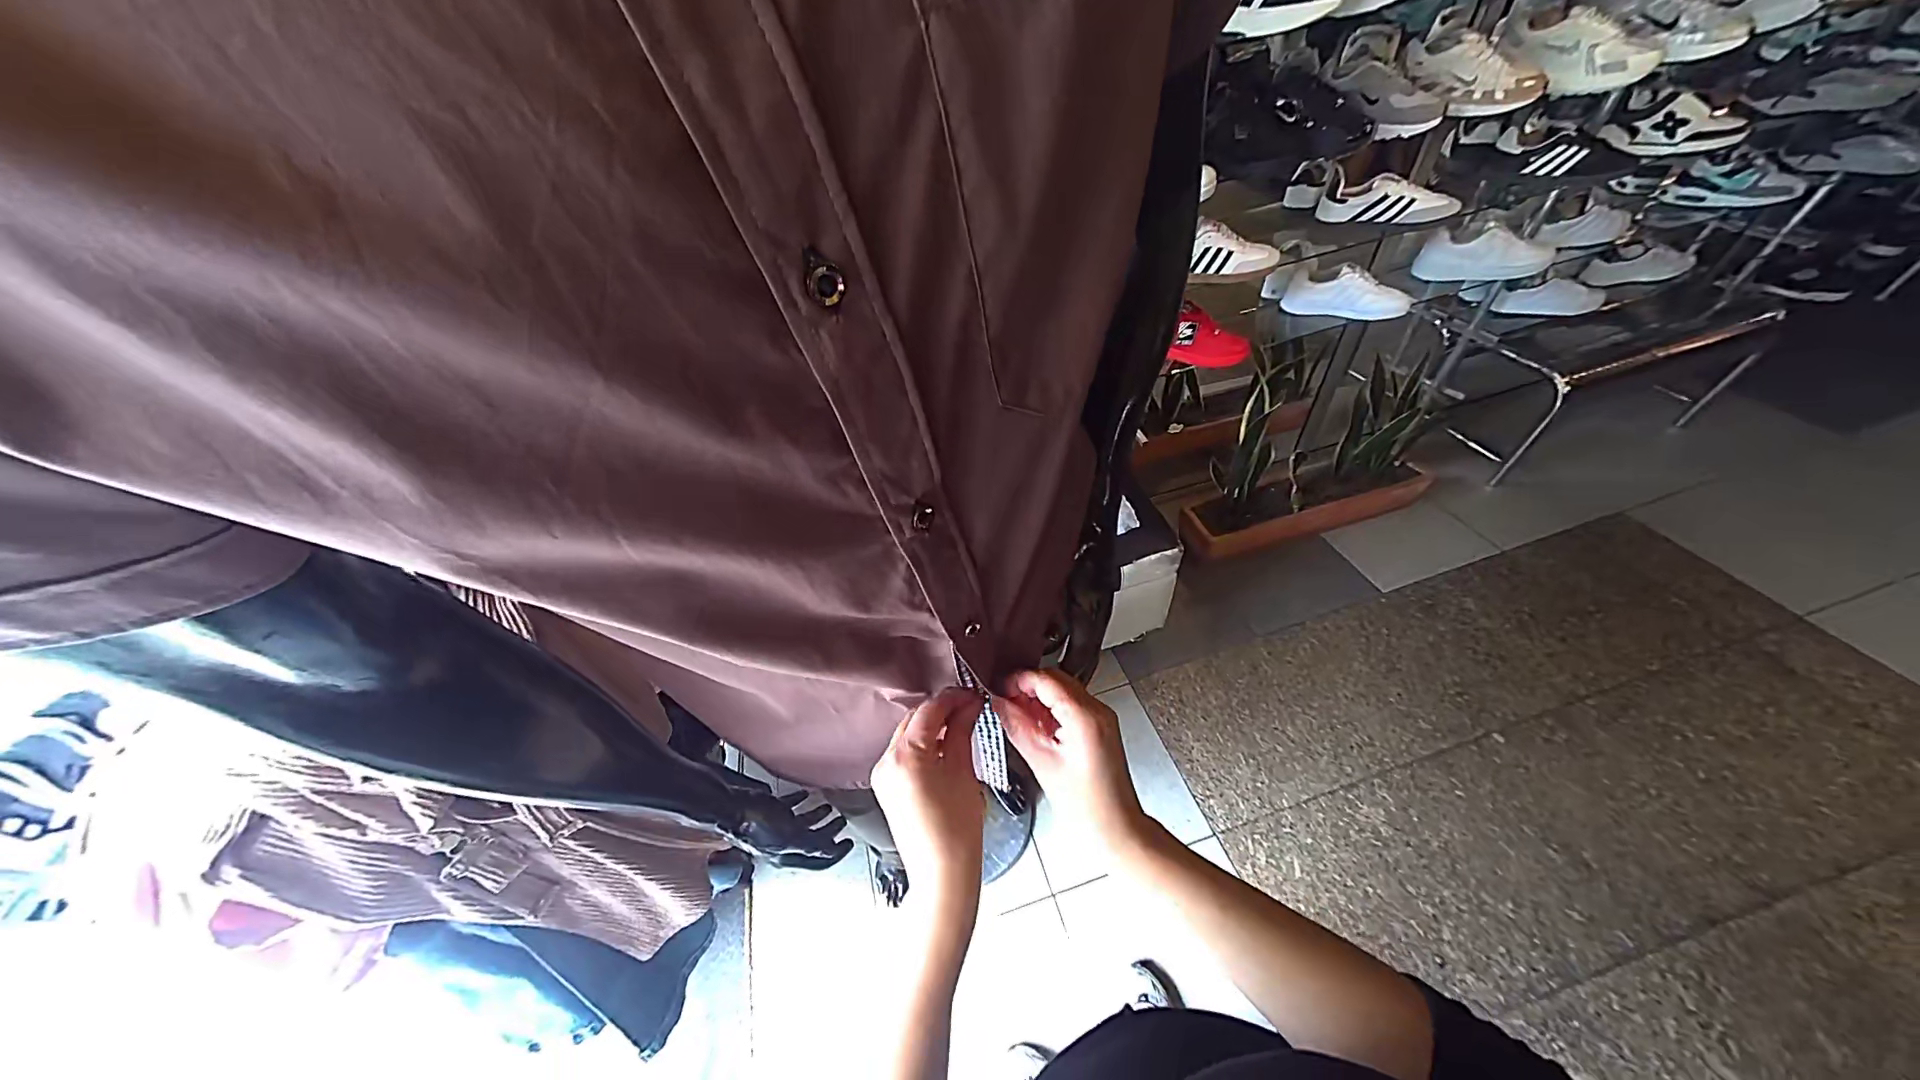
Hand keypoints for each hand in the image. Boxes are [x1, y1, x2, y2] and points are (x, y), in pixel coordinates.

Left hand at [870, 688, 984, 917]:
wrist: (942, 874)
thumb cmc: (956, 832)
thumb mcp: (964, 771)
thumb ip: (962, 731)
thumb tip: (969, 707)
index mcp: (906, 756)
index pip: (930, 710)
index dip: (954, 698)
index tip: (973, 696)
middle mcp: (887, 761)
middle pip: (915, 719)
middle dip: (942, 710)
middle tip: (971, 708)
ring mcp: (884, 775)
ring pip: (908, 734)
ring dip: (933, 726)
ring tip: (961, 726)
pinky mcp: (886, 786)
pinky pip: (904, 753)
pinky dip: (923, 745)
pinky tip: (945, 748)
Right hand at [998, 669, 1147, 849]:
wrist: (1114, 825)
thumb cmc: (1086, 804)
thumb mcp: (1041, 762)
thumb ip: (1016, 726)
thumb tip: (1000, 704)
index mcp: (1084, 717)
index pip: (1046, 679)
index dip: (1020, 679)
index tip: (1002, 687)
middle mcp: (1098, 711)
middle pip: (1056, 679)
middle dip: (1029, 687)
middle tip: (1007, 701)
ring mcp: (1102, 718)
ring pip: (1064, 689)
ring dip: (1040, 698)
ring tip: (1021, 717)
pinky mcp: (1101, 727)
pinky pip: (1073, 704)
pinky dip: (1053, 709)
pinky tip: (1040, 728)